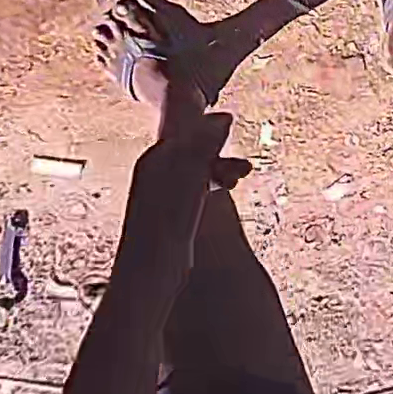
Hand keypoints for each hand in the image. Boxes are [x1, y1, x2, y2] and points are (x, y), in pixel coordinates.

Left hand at [114, 113, 247, 291]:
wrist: (149, 276)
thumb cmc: (167, 226)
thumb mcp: (191, 176)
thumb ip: (205, 144)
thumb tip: (224, 116)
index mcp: (156, 159)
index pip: (188, 129)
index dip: (211, 125)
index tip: (232, 124)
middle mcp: (156, 171)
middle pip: (195, 147)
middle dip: (221, 149)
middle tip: (243, 164)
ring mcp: (164, 191)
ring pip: (199, 165)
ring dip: (222, 166)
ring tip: (241, 176)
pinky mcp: (173, 210)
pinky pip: (198, 183)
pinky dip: (215, 181)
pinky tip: (227, 188)